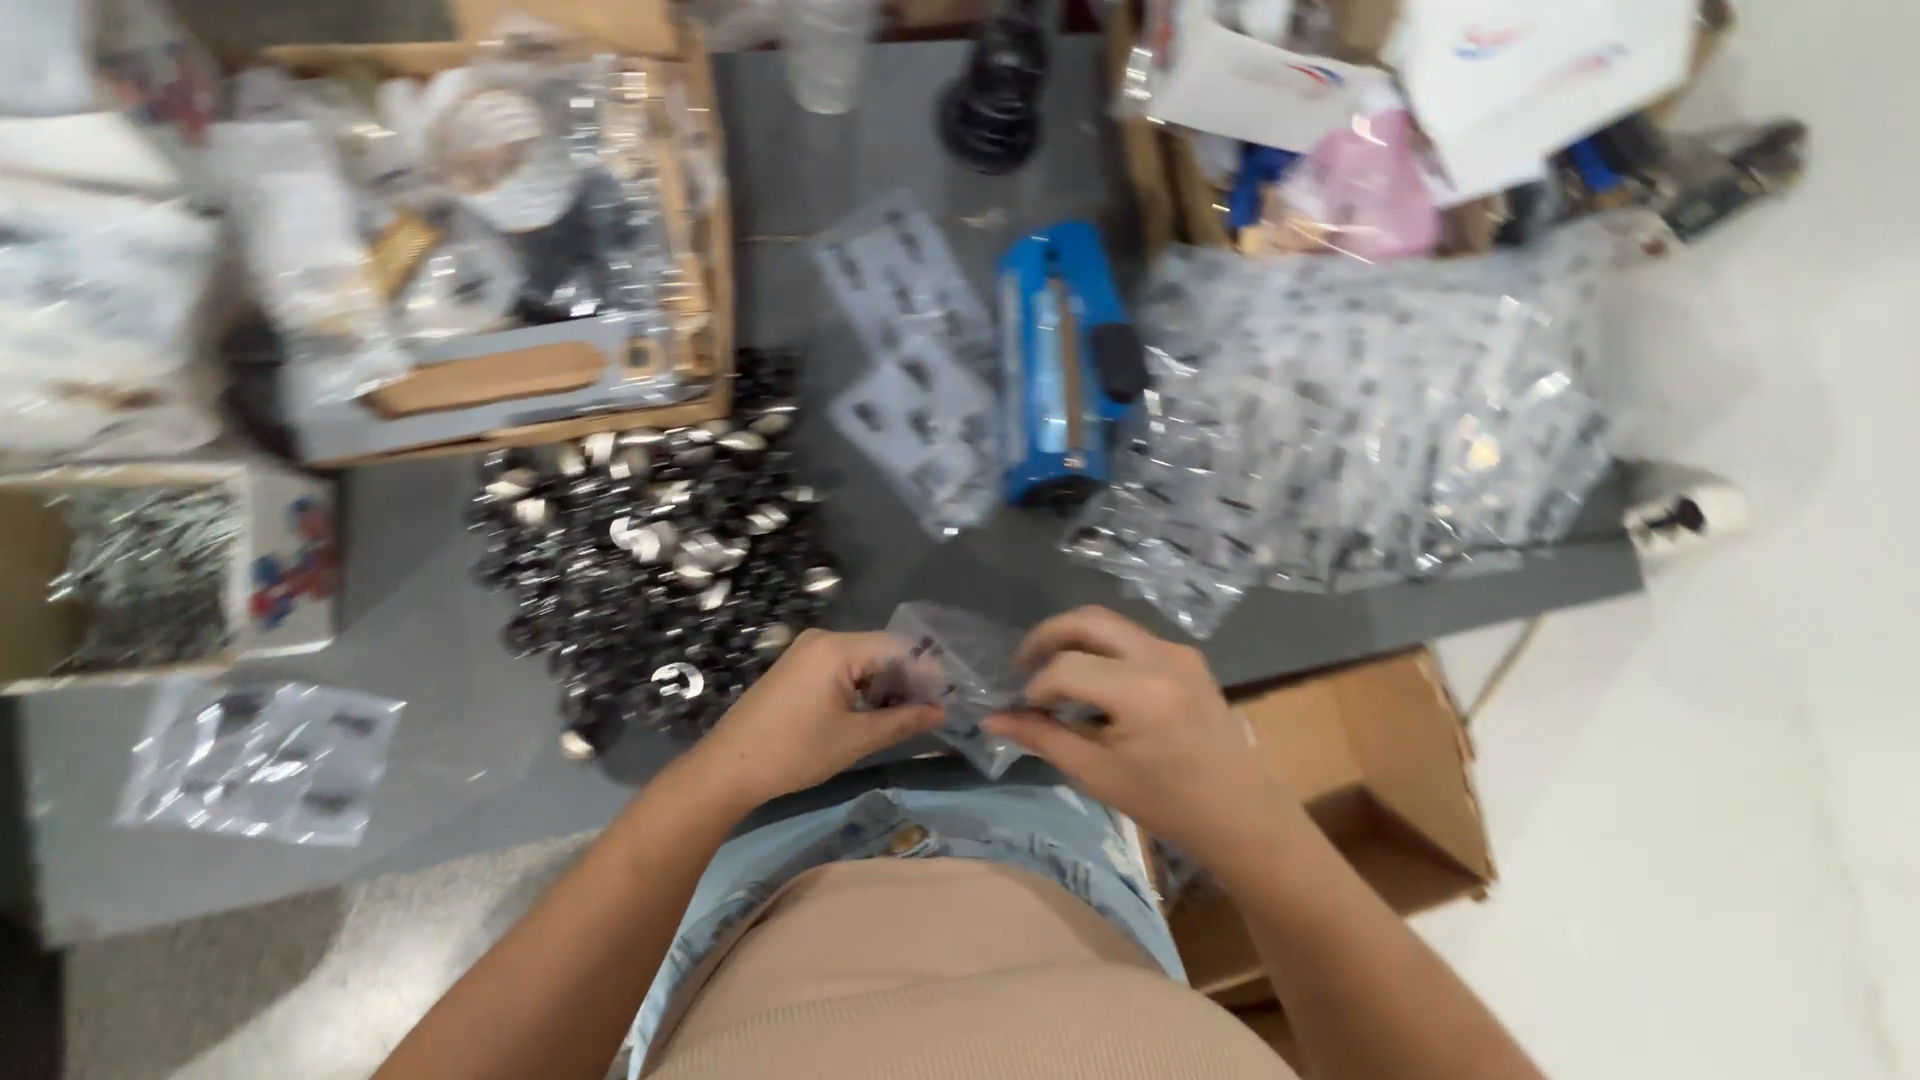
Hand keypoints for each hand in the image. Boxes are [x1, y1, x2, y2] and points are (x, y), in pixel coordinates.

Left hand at [687, 629, 943, 811]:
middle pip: (880, 650)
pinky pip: (842, 667)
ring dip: (885, 684)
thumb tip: (941, 712)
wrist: (727, 769)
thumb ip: (903, 721)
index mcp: (836, 648)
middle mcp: (822, 639)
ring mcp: (806, 652)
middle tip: (931, 710)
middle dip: (908, 678)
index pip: (898, 647)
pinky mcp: (797, 667)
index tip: (947, 699)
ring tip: (907, 715)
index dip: (927, 672)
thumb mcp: (855, 739)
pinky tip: (873, 712)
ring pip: (862, 660)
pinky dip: (862, 686)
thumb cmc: (794, 752)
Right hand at [983, 606, 1288, 867]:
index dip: (1035, 687)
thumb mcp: (1096, 773)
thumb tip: (992, 718)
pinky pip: (1133, 638)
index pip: (1066, 669)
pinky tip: (1092, 681)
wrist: (1239, 812)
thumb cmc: (1165, 802)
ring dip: (1075, 639)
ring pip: (1111, 623)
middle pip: (1089, 621)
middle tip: (1022, 664)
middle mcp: (1162, 658)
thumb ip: (1042, 738)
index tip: (1024, 711)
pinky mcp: (1188, 657)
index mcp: (1141, 692)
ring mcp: (1179, 652)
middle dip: (1047, 636)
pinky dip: (1103, 648)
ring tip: (1051, 672)